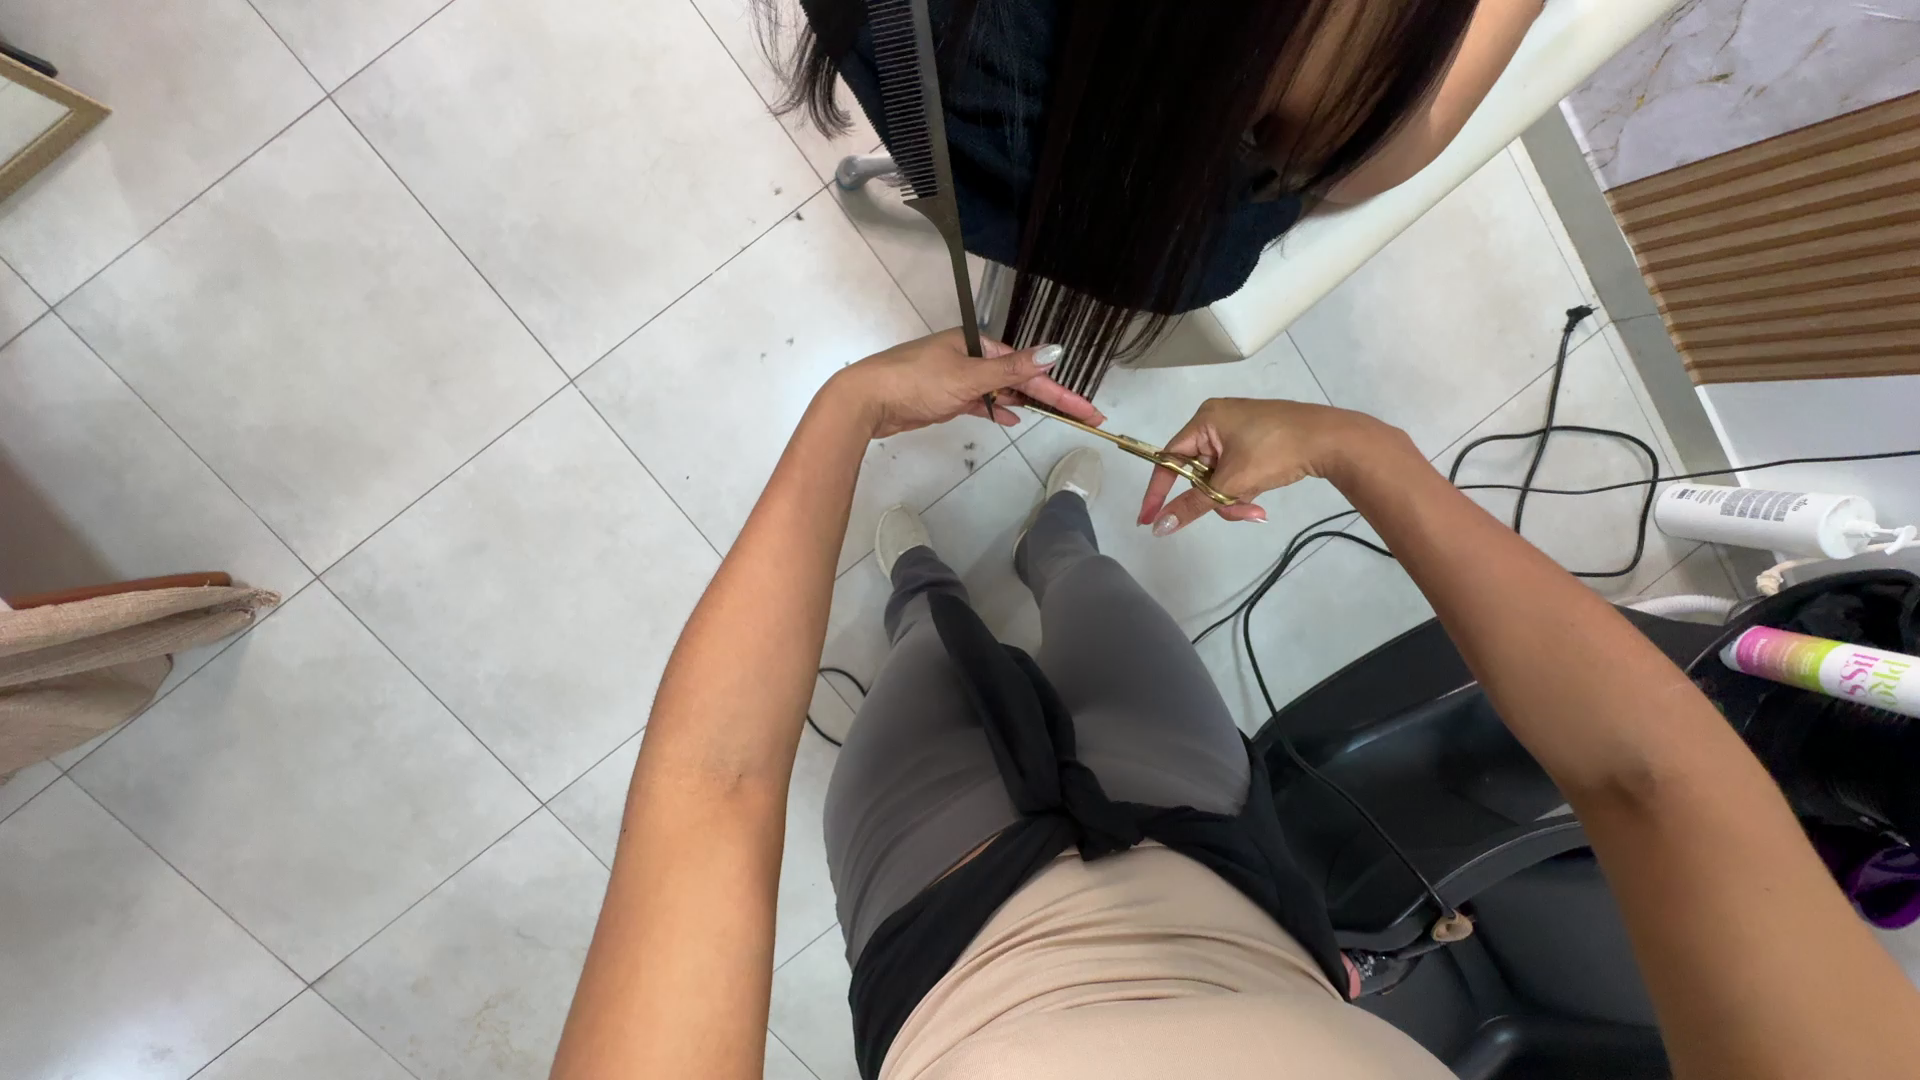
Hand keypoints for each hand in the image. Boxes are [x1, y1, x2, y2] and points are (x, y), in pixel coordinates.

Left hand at [827, 329, 1104, 438]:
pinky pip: (980, 402)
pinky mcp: (946, 398)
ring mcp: (958, 377)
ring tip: (1057, 416)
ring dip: (1026, 402)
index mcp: (978, 343)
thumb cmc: (916, 381)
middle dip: (1051, 397)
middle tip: (1084, 415)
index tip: (1087, 409)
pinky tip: (1012, 418)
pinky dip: (996, 409)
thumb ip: (1012, 369)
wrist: (868, 400)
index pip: (1030, 367)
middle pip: (1020, 378)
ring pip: (1001, 390)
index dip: (1060, 390)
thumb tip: (1054, 351)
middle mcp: (971, 356)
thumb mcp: (969, 375)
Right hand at [1138, 398, 1394, 535]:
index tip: (1147, 520)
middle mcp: (1216, 421)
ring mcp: (1238, 432)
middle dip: (1213, 498)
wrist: (1335, 441)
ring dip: (1231, 498)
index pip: (1168, 460)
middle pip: (1196, 473)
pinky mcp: (1256, 443)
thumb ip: (1193, 504)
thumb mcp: (1233, 481)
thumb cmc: (1278, 451)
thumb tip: (1158, 528)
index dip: (1158, 491)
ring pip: (1216, 478)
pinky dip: (1242, 490)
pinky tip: (1261, 497)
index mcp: (1205, 420)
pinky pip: (1234, 473)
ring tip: (1255, 508)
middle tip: (1235, 511)